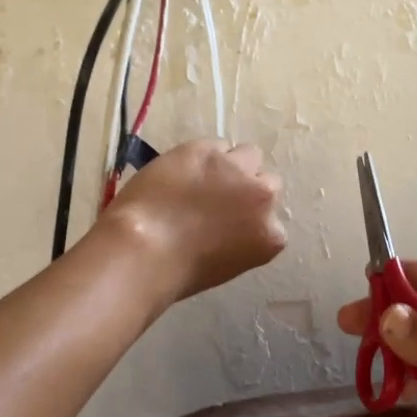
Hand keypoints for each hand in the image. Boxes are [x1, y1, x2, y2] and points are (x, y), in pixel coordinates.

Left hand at [100, 140, 286, 301]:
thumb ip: (240, 238)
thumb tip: (229, 223)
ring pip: (249, 155)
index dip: (250, 219)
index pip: (272, 221)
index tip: (231, 224)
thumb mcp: (226, 265)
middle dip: (248, 188)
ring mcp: (236, 169)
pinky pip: (216, 145)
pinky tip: (182, 171)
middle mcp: (263, 198)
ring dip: (232, 165)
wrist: (145, 248)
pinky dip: (203, 156)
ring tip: (204, 177)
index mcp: (270, 236)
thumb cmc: (180, 272)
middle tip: (219, 199)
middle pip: (269, 182)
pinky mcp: (207, 149)